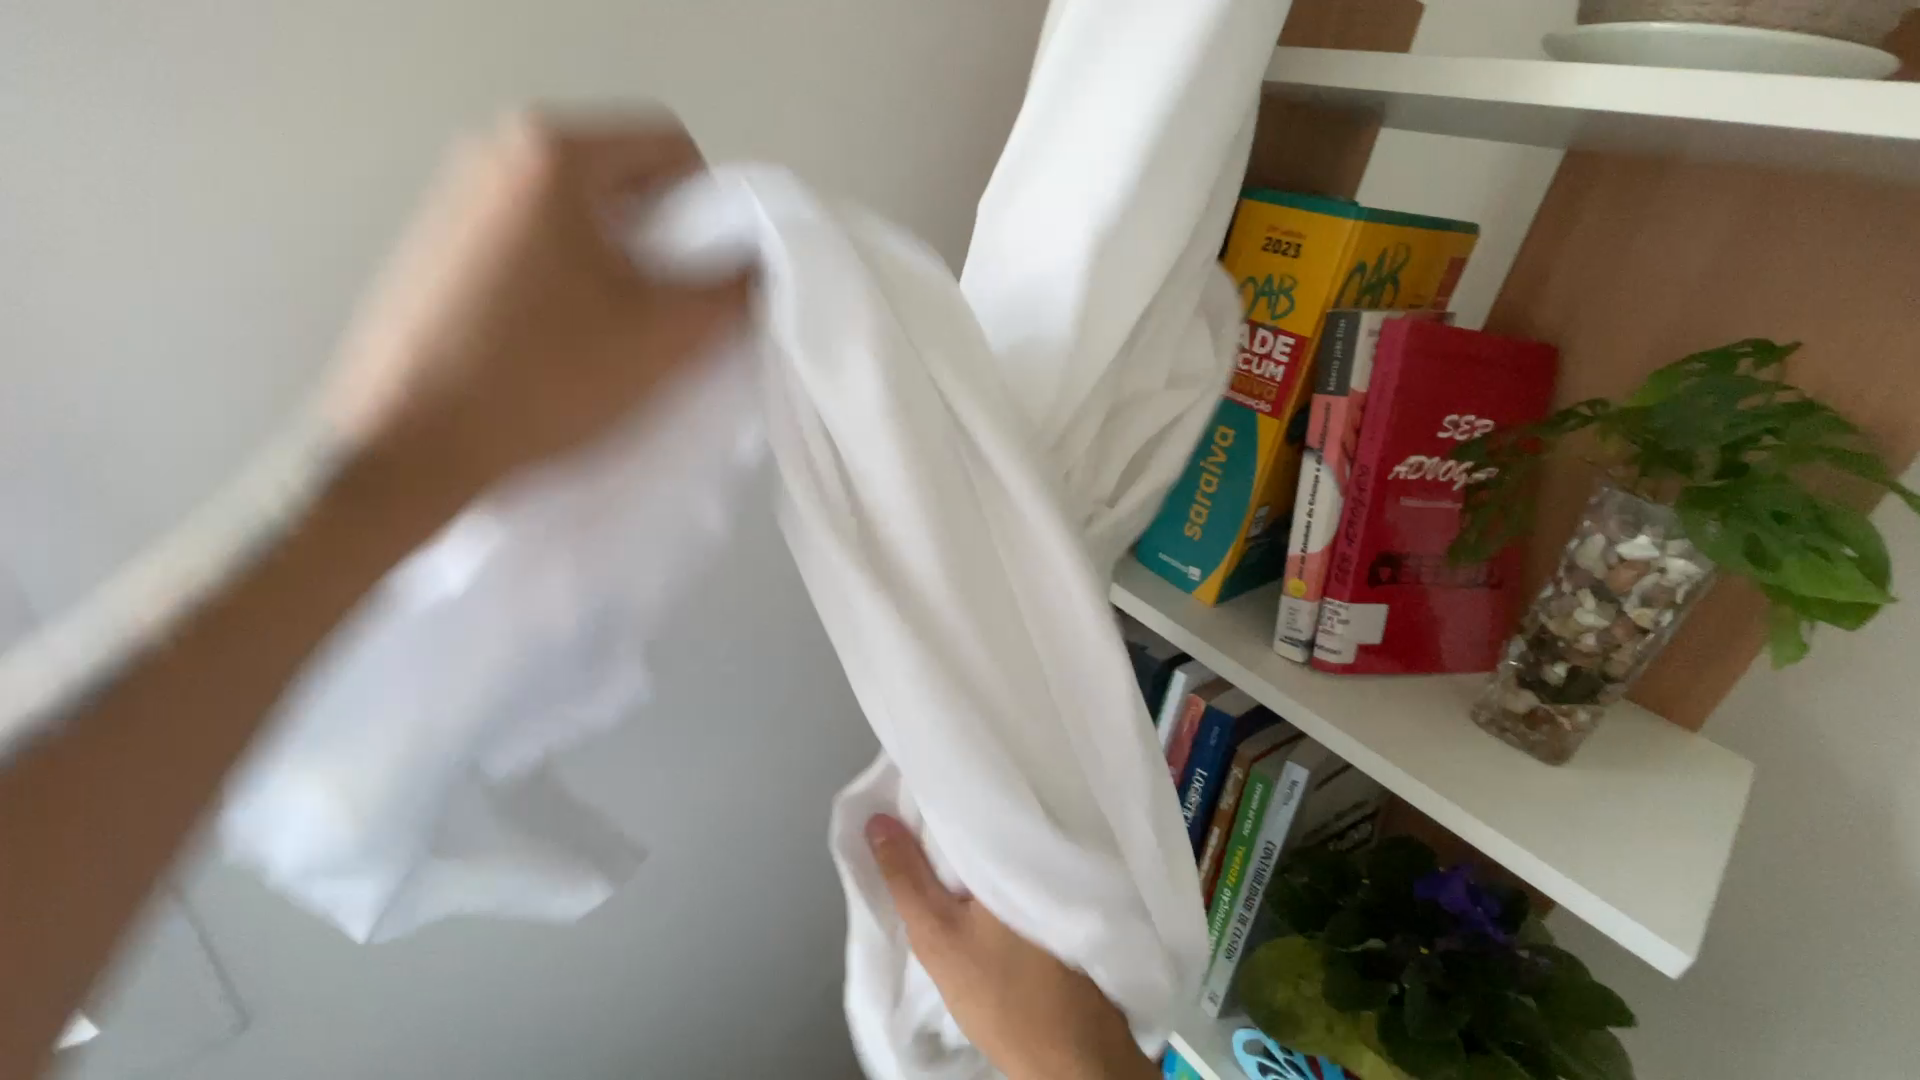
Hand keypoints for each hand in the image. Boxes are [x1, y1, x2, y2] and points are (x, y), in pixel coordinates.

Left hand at [324, 111, 752, 511]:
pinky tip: (564, 343)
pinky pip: (537, 244)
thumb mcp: (667, 335)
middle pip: (625, 180)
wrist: (410, 446)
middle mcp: (494, 152)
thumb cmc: (548, 375)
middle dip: (668, 243)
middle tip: (672, 313)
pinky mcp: (436, 249)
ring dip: (622, 266)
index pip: (673, 147)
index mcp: (551, 152)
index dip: (715, 211)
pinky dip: (573, 281)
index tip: (710, 279)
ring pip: (582, 217)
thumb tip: (760, 267)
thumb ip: (735, 290)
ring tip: (618, 336)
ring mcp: (455, 199)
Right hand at [865, 815, 1159, 1079]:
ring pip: (997, 844)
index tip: (896, 797)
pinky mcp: (1062, 899)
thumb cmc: (1005, 993)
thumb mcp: (939, 934)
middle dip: (943, 820)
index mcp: (1013, 843)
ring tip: (927, 846)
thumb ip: (906, 876)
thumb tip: (877, 819)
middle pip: (981, 818)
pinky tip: (968, 882)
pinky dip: (988, 870)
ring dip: (965, 847)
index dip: (928, 796)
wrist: (1072, 1056)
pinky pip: (1014, 867)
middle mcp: (1042, 848)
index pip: (964, 797)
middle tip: (901, 824)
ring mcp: (1057, 874)